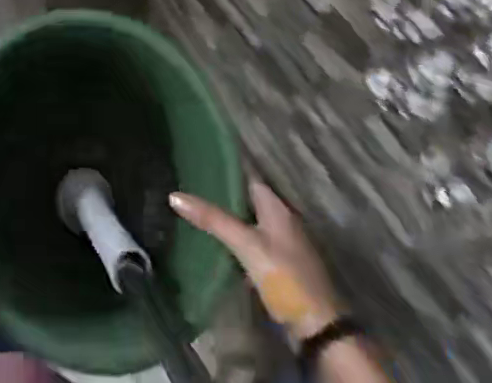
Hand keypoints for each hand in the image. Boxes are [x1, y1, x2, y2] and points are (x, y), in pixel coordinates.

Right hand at [171, 180, 343, 339]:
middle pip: (247, 200)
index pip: (248, 177)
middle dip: (221, 195)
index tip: (197, 163)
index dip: (224, 169)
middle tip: (188, 189)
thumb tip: (175, 195)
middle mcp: (282, 220)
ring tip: (194, 215)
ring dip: (227, 220)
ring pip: (248, 223)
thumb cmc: (284, 276)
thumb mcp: (246, 245)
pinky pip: (251, 245)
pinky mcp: (279, 268)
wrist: (317, 329)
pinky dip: (234, 242)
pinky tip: (214, 247)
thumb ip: (213, 219)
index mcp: (277, 207)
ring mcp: (282, 245)